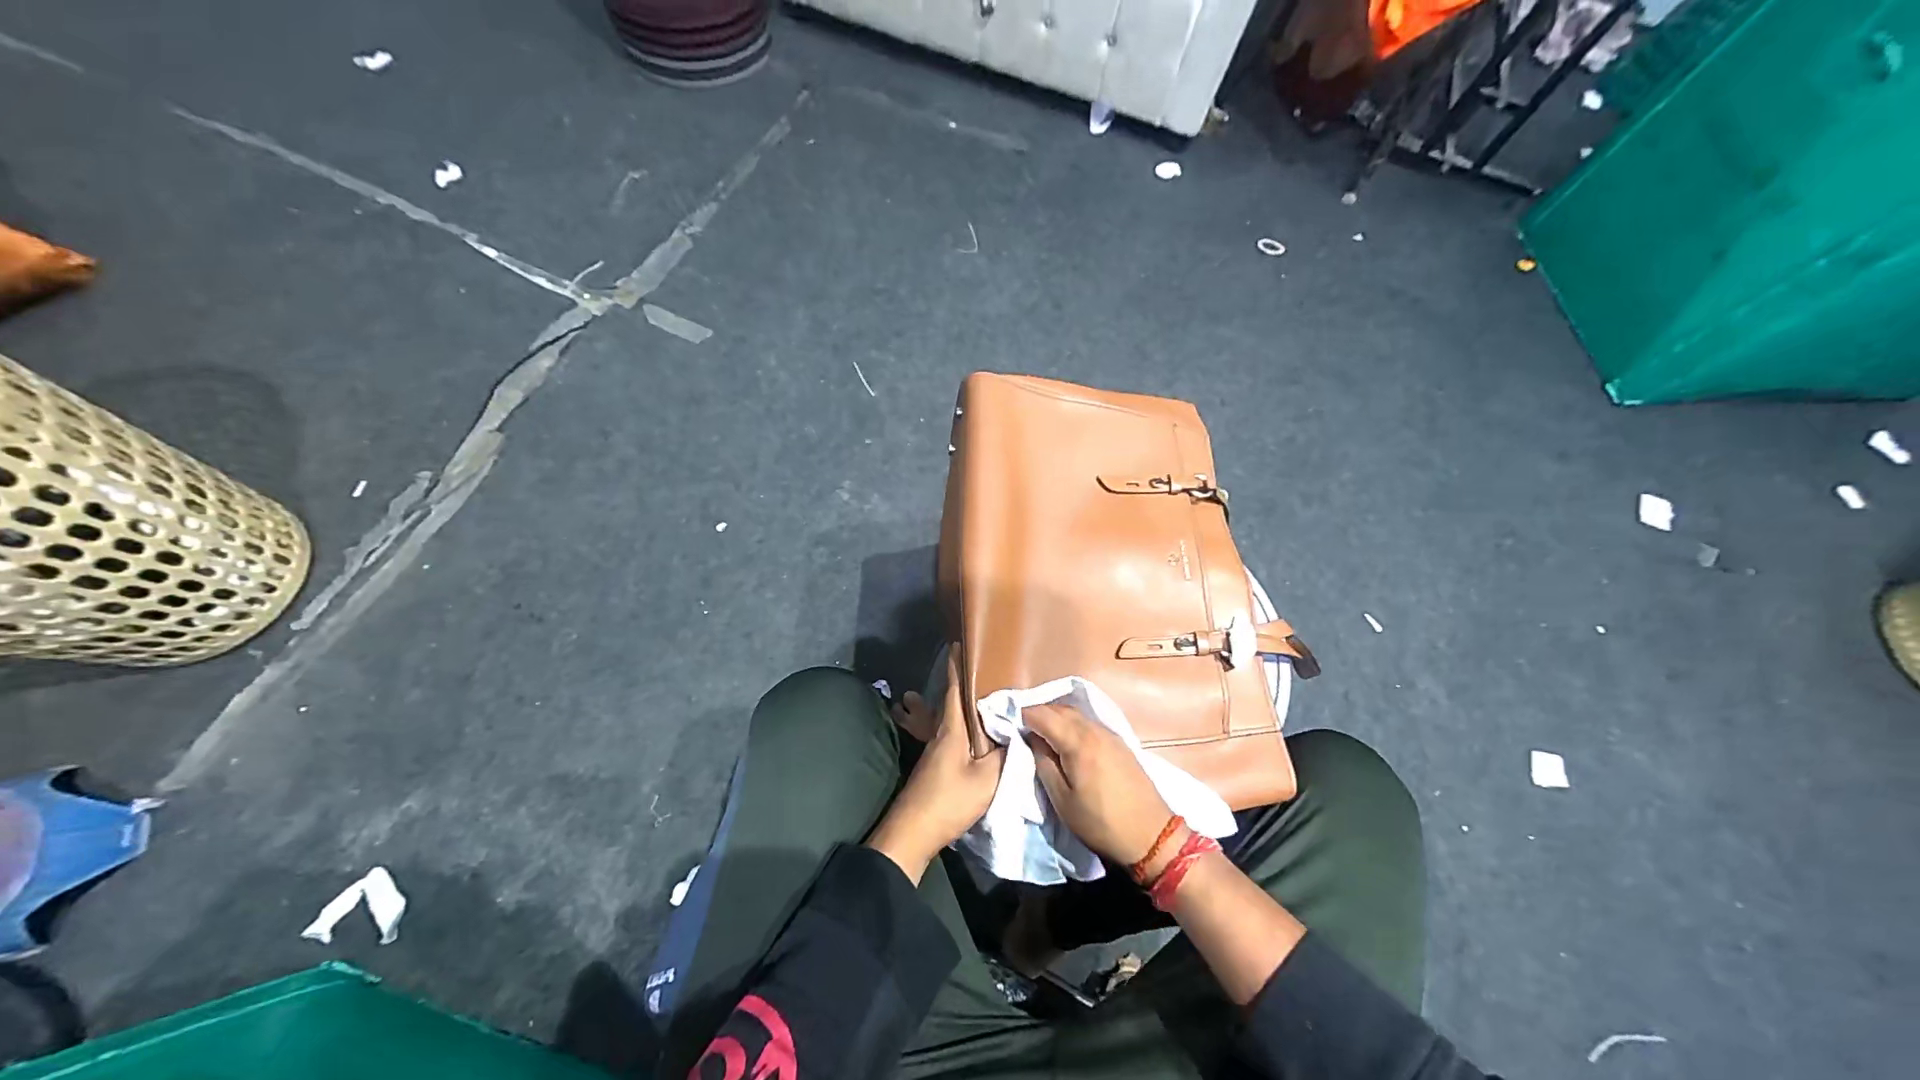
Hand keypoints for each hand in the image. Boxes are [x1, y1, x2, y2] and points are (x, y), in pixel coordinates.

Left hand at [866, 651, 1003, 882]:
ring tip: (969, 699)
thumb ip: (1006, 755)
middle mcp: (940, 735)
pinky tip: (964, 737)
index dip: (957, 668)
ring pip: (946, 720)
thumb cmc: (950, 799)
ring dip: (954, 707)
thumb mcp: (988, 779)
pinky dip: (956, 728)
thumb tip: (1018, 734)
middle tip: (974, 670)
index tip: (958, 646)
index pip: (955, 691)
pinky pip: (946, 737)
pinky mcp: (933, 767)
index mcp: (951, 730)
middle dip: (959, 685)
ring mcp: (933, 752)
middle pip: (949, 703)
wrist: (914, 832)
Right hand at [1023, 705, 1177, 872]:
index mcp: (1078, 742)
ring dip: (1057, 718)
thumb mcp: (1062, 799)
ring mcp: (1110, 734)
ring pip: (1076, 715)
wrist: (1151, 834)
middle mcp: (1094, 730)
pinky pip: (1089, 723)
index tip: (1010, 725)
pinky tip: (1067, 740)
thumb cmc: (1100, 822)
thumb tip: (1033, 740)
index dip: (1024, 716)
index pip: (1043, 714)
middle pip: (1060, 709)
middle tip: (1023, 728)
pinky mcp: (1120, 743)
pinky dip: (1072, 724)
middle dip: (1039, 713)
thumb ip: (1044, 764)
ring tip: (1043, 735)